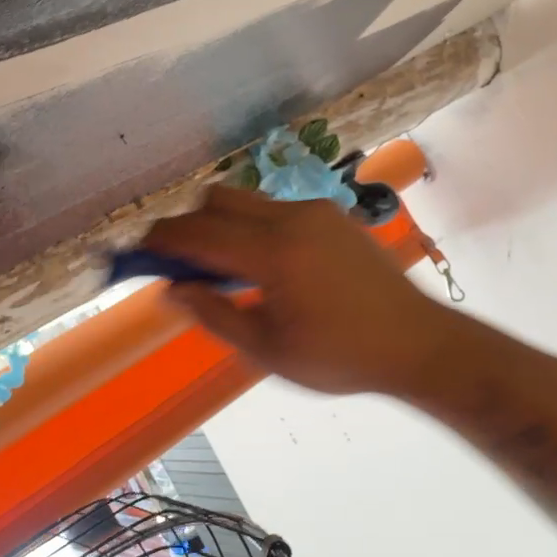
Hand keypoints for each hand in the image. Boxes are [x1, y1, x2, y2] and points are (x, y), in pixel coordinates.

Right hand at [140, 186, 460, 395]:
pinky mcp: (332, 215)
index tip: (138, 251)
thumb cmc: (340, 357)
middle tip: (180, 262)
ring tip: (222, 267)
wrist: (418, 343)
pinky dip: (252, 225)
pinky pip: (275, 208)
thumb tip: (172, 290)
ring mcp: (315, 211)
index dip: (161, 239)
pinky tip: (262, 263)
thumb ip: (214, 315)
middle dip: (189, 224)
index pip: (199, 233)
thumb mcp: (267, 350)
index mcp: (274, 253)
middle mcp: (292, 218)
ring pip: (247, 200)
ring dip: (221, 223)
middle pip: (217, 199)